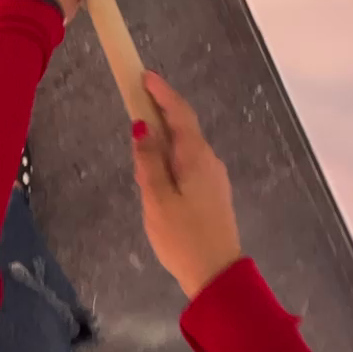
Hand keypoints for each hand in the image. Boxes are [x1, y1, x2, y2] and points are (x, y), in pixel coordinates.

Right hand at [131, 71, 243, 298]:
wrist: (217, 276)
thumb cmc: (182, 236)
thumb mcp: (156, 198)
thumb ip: (148, 160)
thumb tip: (142, 125)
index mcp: (196, 156)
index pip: (179, 112)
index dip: (162, 91)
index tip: (144, 75)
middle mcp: (209, 160)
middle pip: (183, 127)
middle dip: (159, 113)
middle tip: (135, 103)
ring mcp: (214, 177)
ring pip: (185, 147)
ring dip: (163, 139)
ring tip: (139, 149)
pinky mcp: (213, 193)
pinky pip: (189, 163)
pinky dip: (171, 157)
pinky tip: (156, 175)